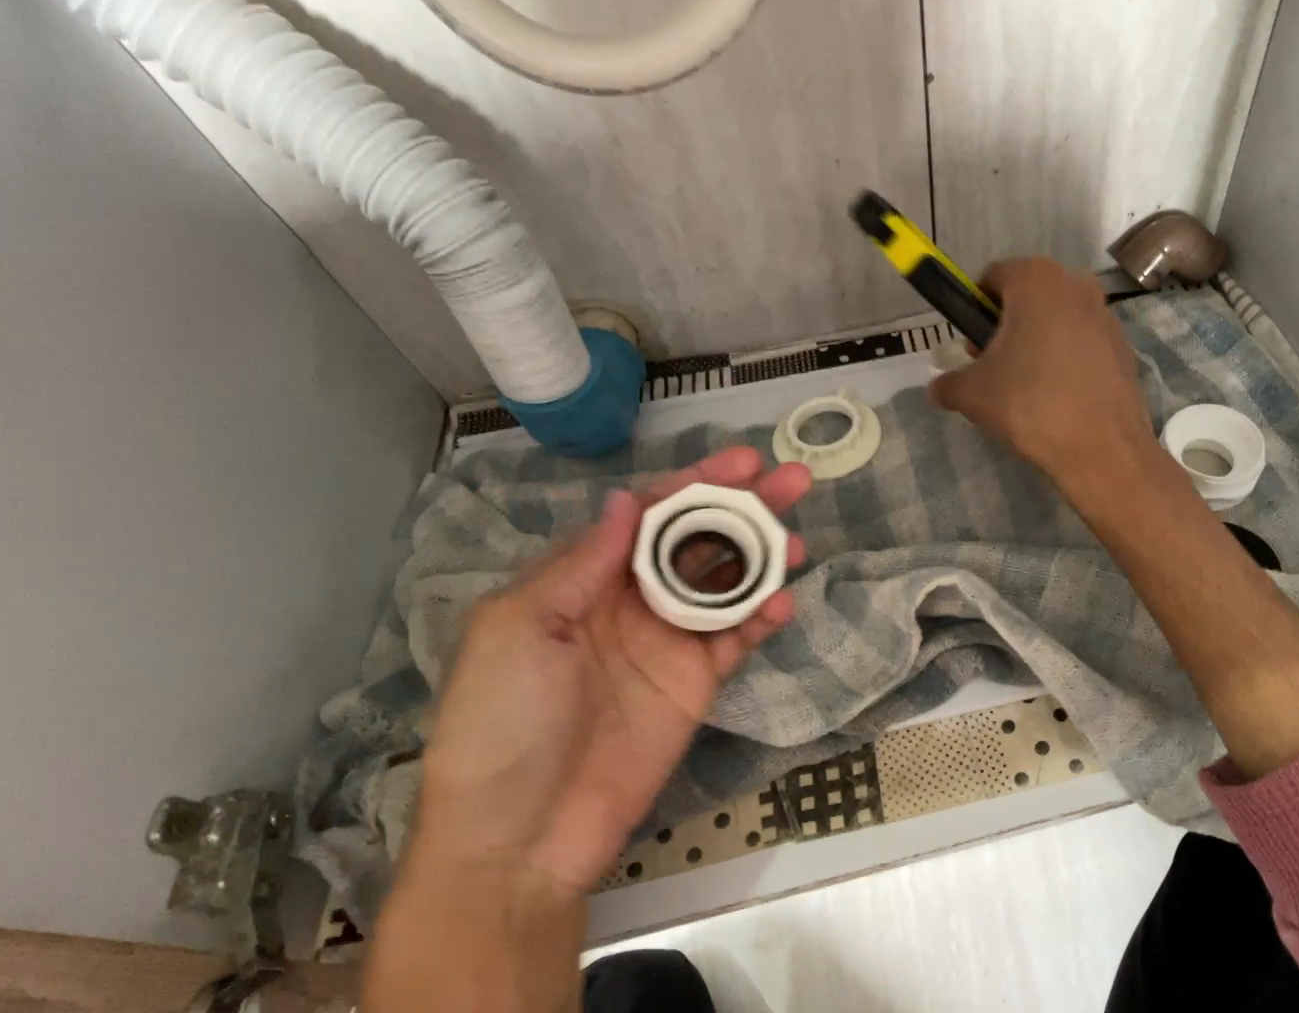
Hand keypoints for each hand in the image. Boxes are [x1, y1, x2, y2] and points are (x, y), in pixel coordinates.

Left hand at [411, 446, 811, 902]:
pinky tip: (783, 601)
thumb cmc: (502, 722)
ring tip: (796, 540)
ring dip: (762, 556)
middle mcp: (629, 600)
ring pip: (726, 582)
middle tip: (791, 482)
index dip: (694, 483)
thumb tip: (628, 500)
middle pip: (696, 539)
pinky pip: (737, 638)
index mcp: (580, 579)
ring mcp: (667, 641)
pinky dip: (763, 616)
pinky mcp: (696, 683)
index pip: (646, 514)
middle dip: (742, 507)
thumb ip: (580, 564)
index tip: (743, 461)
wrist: (520, 837)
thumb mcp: (518, 629)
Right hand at [928, 257, 1156, 486]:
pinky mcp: (1124, 347)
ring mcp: (1106, 315)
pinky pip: (1083, 344)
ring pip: (1058, 319)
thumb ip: (947, 383)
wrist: (1101, 448)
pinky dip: (1067, 360)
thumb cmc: (1029, 404)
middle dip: (1006, 325)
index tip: (971, 345)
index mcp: (1035, 280)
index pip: (992, 278)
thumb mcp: (971, 394)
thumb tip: (938, 388)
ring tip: (1027, 386)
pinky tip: (1059, 396)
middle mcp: (1076, 285)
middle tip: (994, 368)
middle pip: (1027, 296)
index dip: (974, 309)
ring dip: (1038, 342)